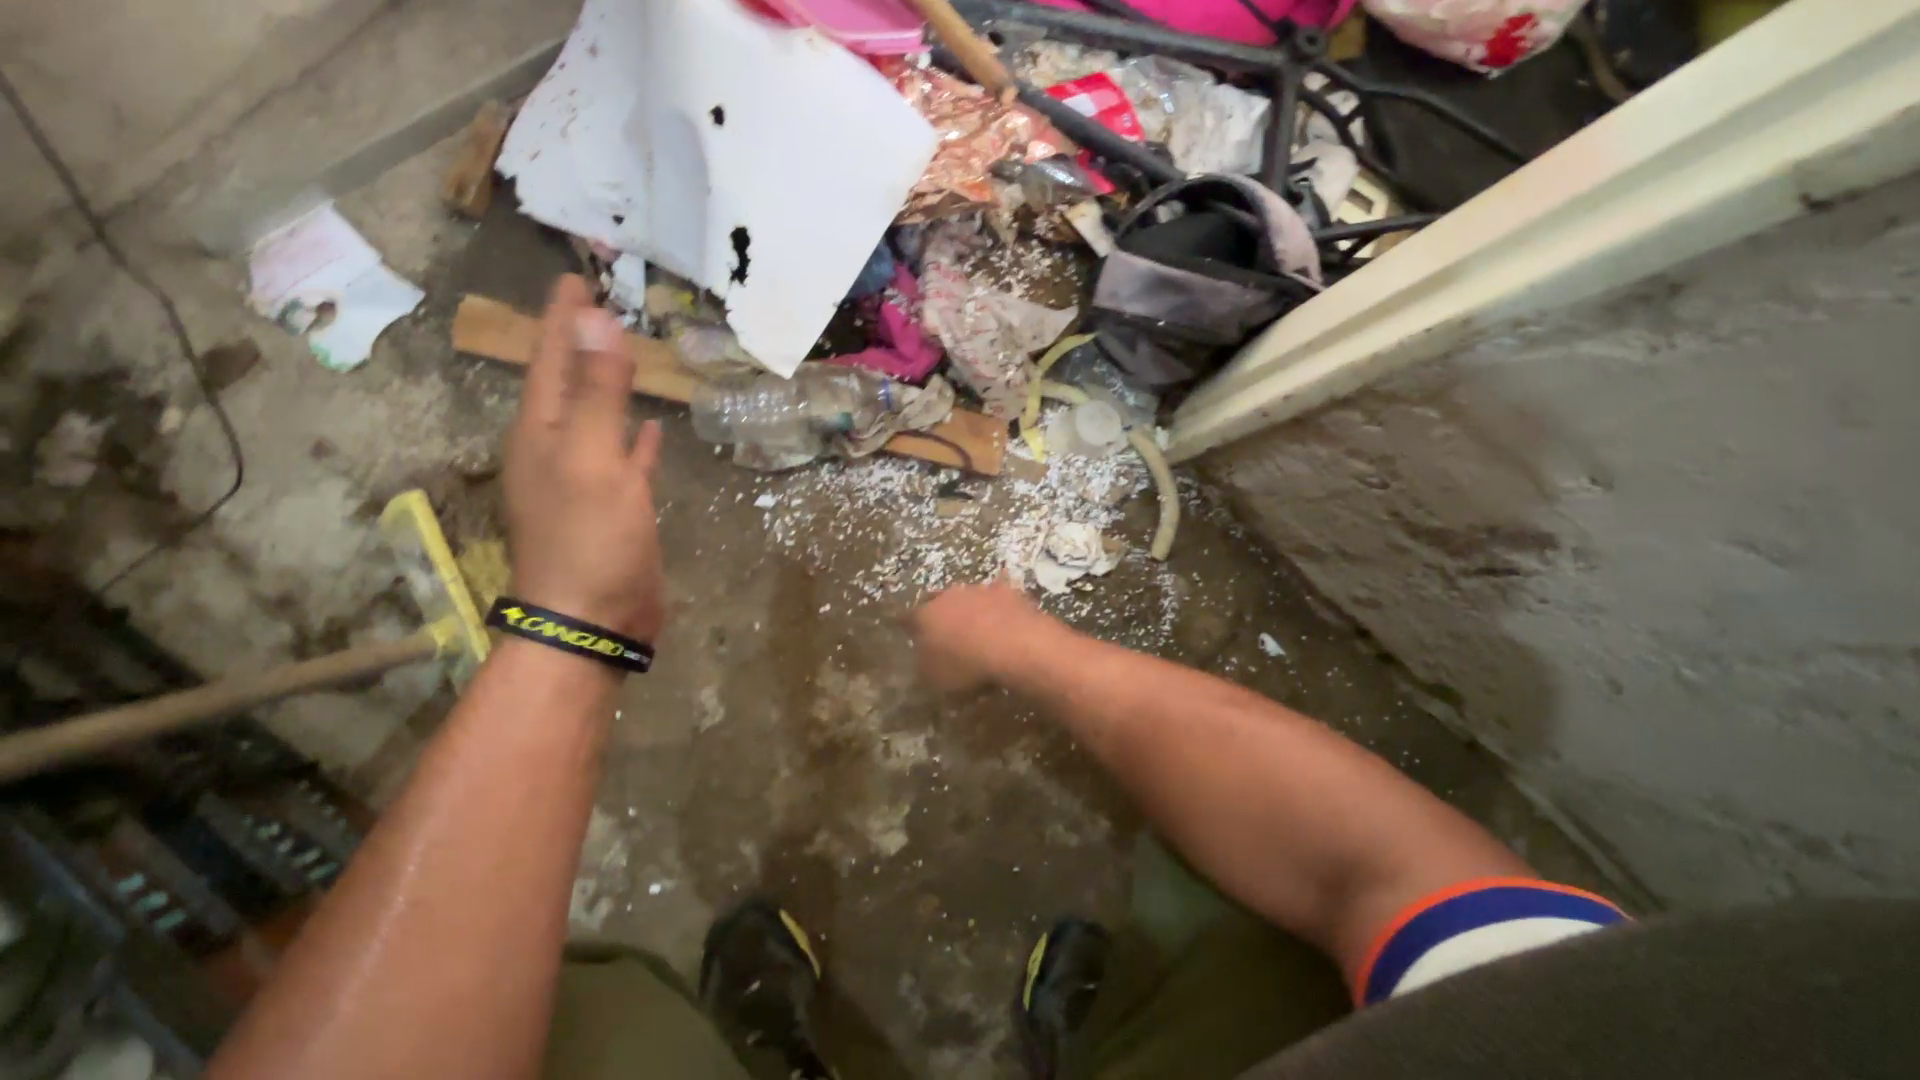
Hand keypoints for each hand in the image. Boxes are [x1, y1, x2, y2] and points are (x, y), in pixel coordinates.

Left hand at [503, 275, 664, 642]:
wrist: (594, 620)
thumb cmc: (588, 538)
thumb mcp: (591, 459)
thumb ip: (597, 392)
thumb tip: (596, 321)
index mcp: (542, 433)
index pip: (549, 360)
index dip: (561, 319)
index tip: (573, 277)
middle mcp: (557, 451)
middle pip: (570, 384)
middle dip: (583, 345)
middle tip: (602, 306)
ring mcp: (586, 481)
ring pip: (599, 419)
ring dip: (611, 387)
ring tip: (629, 354)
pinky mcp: (616, 507)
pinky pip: (625, 460)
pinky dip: (636, 440)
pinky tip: (653, 427)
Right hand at [909, 581, 1052, 692]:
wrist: (1013, 645)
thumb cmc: (967, 665)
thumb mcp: (935, 677)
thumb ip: (925, 663)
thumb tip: (924, 656)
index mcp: (925, 616)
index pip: (907, 617)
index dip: (907, 625)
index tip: (908, 631)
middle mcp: (948, 596)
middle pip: (937, 599)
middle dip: (938, 612)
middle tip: (943, 627)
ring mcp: (978, 589)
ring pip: (967, 595)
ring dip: (969, 607)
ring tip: (977, 625)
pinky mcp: (1007, 590)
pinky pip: (998, 595)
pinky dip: (998, 604)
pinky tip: (1005, 617)